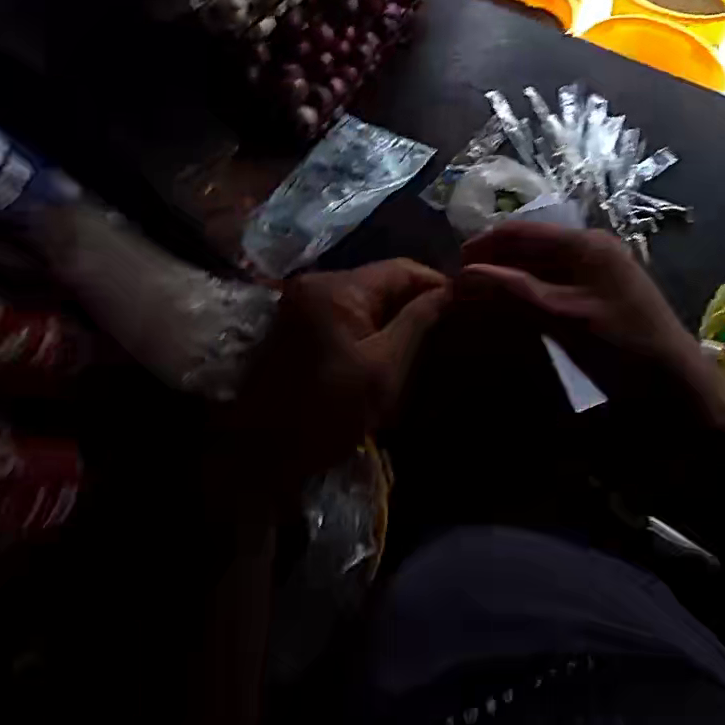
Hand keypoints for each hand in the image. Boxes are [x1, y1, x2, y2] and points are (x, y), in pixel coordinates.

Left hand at [216, 259, 449, 508]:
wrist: (259, 455)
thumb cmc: (326, 412)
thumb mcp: (383, 369)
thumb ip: (418, 322)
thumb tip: (450, 291)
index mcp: (336, 288)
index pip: (401, 268)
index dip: (436, 283)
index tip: (465, 306)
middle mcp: (317, 283)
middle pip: (383, 280)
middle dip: (417, 301)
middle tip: (451, 325)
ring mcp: (304, 302)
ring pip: (368, 298)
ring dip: (397, 315)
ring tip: (429, 337)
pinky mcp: (301, 323)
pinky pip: (350, 313)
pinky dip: (374, 325)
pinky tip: (395, 346)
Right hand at [457, 222, 724, 437]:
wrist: (683, 397)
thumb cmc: (626, 351)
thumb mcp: (566, 319)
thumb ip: (515, 291)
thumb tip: (463, 273)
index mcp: (586, 244)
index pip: (520, 232)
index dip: (483, 248)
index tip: (450, 273)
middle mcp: (592, 250)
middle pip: (528, 248)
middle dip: (494, 266)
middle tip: (460, 295)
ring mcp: (598, 276)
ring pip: (539, 270)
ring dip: (508, 284)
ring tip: (478, 308)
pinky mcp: (600, 300)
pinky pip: (553, 289)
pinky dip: (528, 299)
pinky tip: (511, 319)